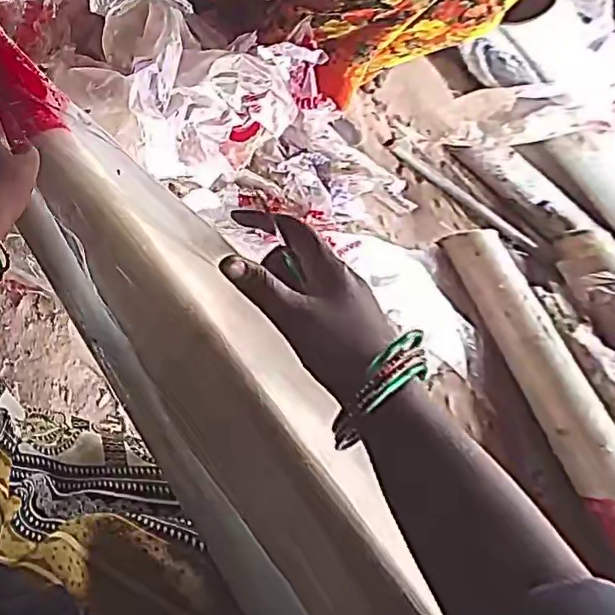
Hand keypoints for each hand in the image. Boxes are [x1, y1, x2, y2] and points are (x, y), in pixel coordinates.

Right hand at [219, 213, 399, 399]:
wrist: (388, 395)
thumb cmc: (337, 349)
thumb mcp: (291, 315)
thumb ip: (259, 285)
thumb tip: (227, 260)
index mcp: (328, 266)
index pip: (292, 227)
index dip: (263, 219)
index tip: (236, 219)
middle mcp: (343, 274)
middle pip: (296, 251)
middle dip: (271, 263)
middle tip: (262, 292)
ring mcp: (352, 295)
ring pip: (306, 274)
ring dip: (285, 284)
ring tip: (283, 314)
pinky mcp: (355, 315)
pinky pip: (316, 293)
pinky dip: (298, 297)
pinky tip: (299, 323)